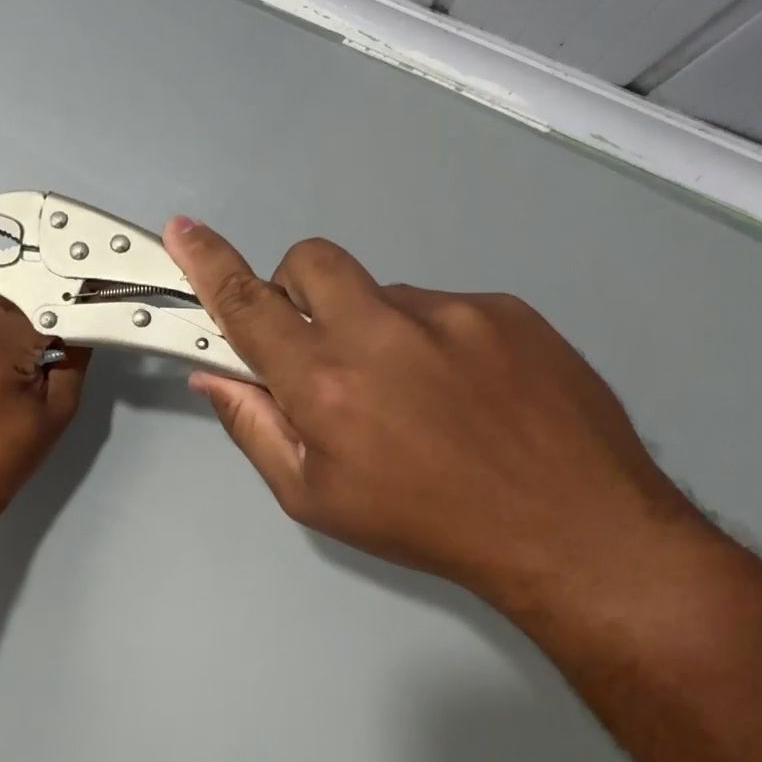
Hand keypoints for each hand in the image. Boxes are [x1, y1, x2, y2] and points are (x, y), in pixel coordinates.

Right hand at [162, 218, 698, 596]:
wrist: (577, 531)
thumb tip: (213, 377)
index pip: (246, 303)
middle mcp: (380, 331)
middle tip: (317, 345)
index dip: (207, 262)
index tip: (184, 230)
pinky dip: (430, 338)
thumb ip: (253, 428)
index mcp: (323, 381)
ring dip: (371, 328)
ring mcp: (451, 312)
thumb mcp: (314, 497)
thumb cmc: (425, 523)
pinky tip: (464, 392)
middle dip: (292, 288)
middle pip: (309, 261)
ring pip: (379, 292)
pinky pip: (441, 307)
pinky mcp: (507, 310)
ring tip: (416, 394)